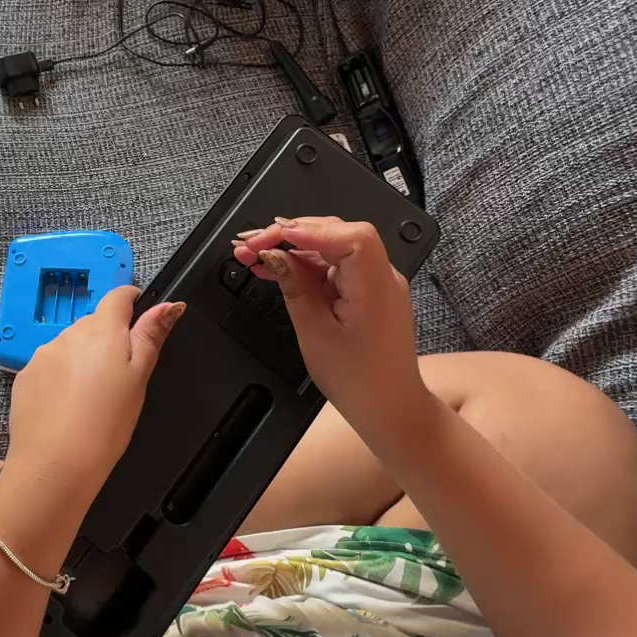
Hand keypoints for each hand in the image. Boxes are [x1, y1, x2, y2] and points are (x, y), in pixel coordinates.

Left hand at [5, 286, 185, 511]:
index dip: (132, 302)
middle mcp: (69, 333)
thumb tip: (168, 304)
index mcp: (102, 330)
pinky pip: (49, 365)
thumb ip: (151, 336)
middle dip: (108, 340)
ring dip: (83, 359)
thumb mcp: (139, 379)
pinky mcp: (26, 375)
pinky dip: (61, 377)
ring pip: (71, 345)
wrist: (54, 464)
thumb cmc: (105, 425)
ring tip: (92, 397)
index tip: (140, 321)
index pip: (118, 296)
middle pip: (94, 323)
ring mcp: (44, 354)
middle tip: (120, 377)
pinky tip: (68, 405)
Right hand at [233, 217, 424, 414]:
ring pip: (328, 246)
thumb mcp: (315, 333)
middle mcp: (381, 276)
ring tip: (252, 254)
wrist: (387, 407)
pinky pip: (330, 263)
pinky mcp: (363, 288)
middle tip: (249, 244)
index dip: (309, 230)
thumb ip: (295, 287)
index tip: (273, 237)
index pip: (350, 237)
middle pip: (335, 233)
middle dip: (289, 233)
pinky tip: (274, 266)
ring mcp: (373, 280)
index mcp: (376, 287)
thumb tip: (273, 255)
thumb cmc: (357, 380)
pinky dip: (302, 262)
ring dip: (290, 247)